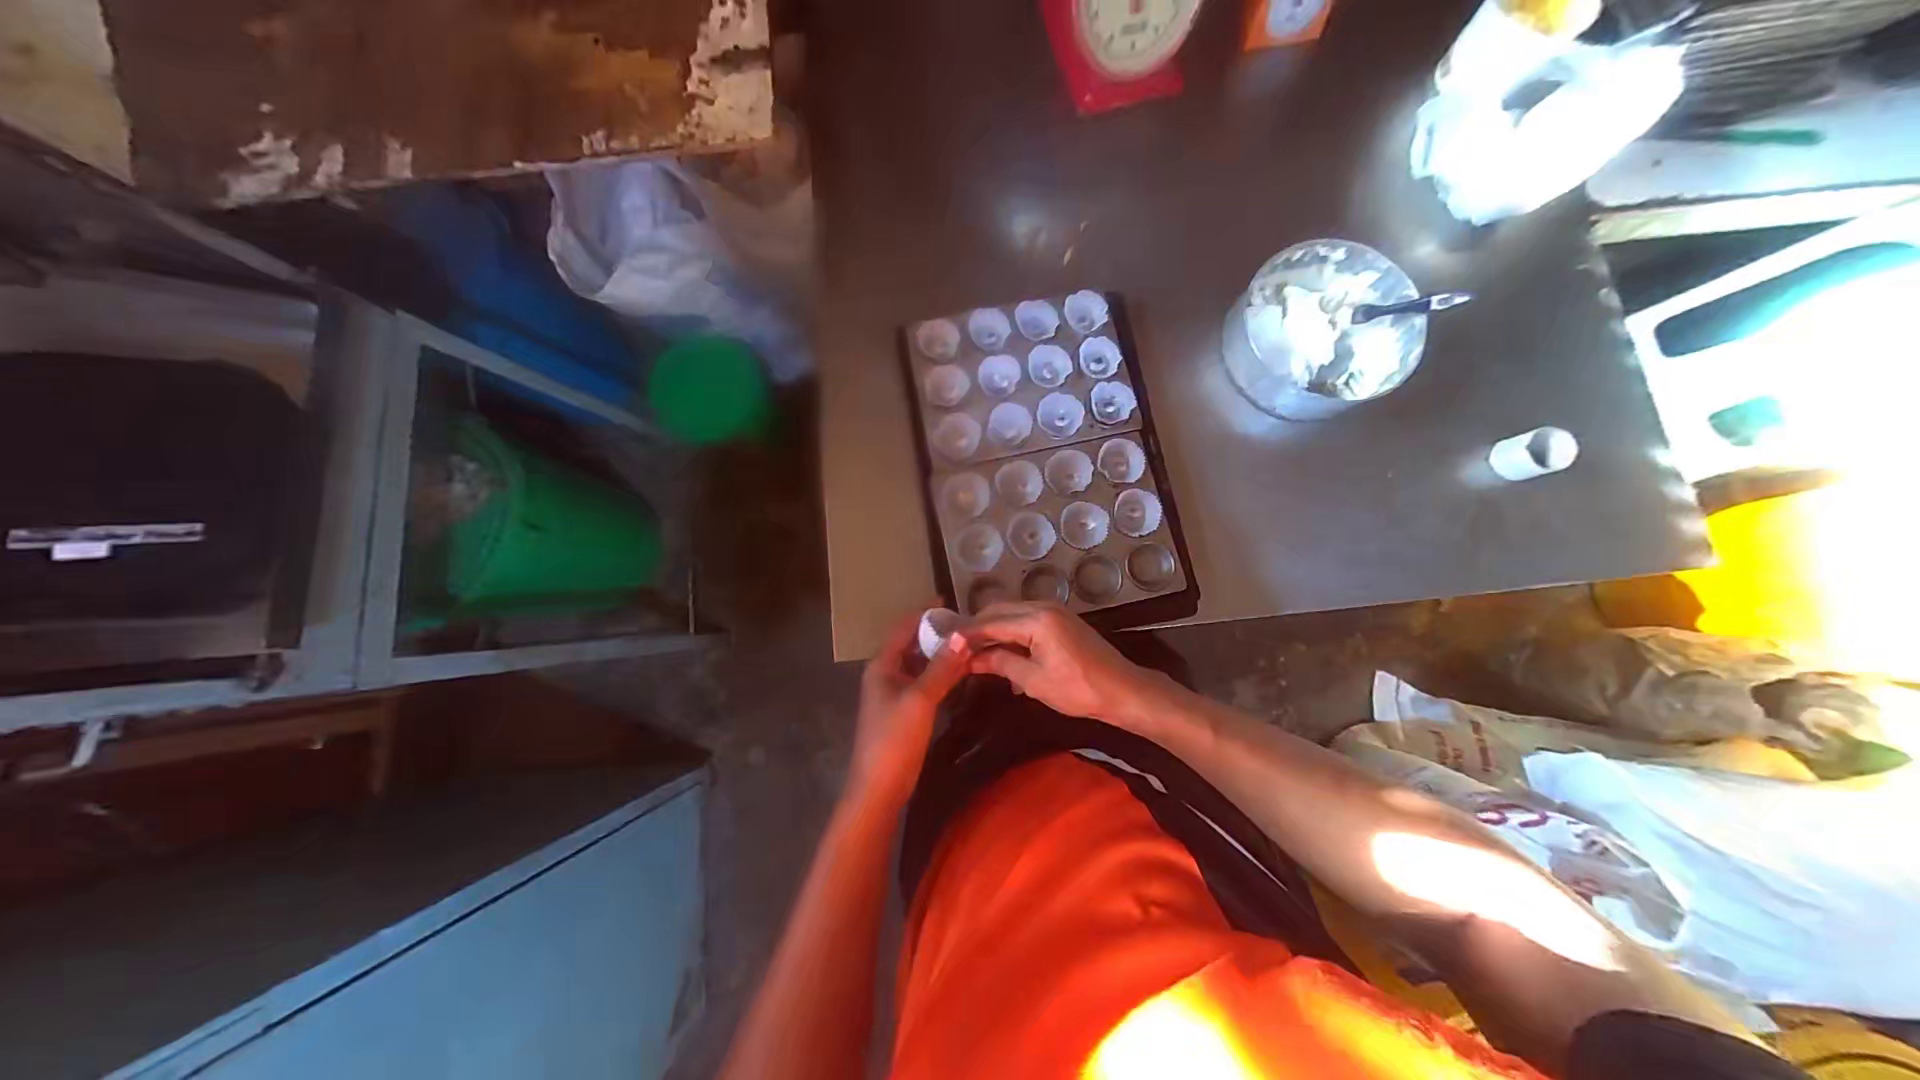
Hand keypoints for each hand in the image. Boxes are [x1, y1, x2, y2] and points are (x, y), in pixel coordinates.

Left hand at [850, 613, 970, 800]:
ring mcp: (895, 694)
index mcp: (882, 665)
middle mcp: (886, 674)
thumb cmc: (894, 739)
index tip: (951, 601)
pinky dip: (942, 675)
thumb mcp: (921, 699)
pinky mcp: (905, 712)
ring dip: (941, 654)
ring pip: (920, 664)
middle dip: (937, 633)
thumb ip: (942, 667)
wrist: (880, 787)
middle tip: (969, 624)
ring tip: (971, 644)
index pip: (903, 627)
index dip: (925, 613)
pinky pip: (925, 683)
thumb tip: (963, 634)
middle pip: (912, 644)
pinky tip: (963, 674)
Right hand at [962, 603, 1170, 729]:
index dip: (966, 634)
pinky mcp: (1060, 620)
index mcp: (1036, 620)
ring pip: (1011, 612)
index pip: (990, 622)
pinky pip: (1025, 619)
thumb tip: (971, 659)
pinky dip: (1009, 631)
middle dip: (976, 628)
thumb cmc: (1078, 690)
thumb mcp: (1033, 681)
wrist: (1122, 690)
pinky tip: (999, 650)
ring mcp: (1054, 611)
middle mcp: (1043, 607)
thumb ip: (1000, 663)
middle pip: (998, 610)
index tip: (944, 644)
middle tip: (954, 646)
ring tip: (972, 650)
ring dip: (991, 629)